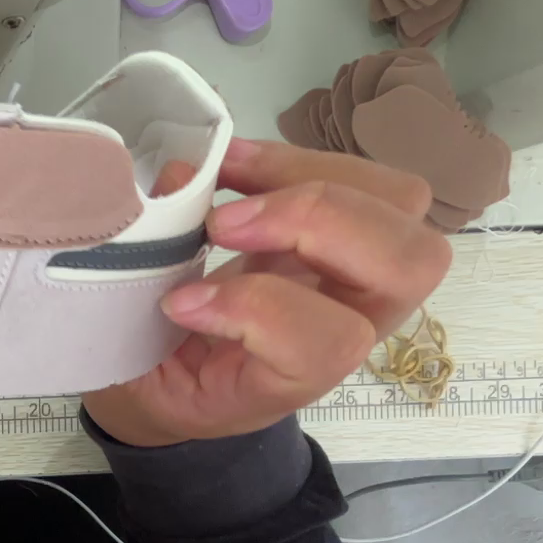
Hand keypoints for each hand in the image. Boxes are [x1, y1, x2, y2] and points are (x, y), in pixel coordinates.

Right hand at [83, 139, 452, 446]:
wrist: (193, 383)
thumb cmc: (163, 382)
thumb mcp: (137, 371)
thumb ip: (139, 308)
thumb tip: (166, 189)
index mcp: (293, 380)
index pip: (326, 344)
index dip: (255, 310)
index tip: (177, 302)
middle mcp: (350, 328)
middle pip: (405, 264)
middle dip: (314, 222)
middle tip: (220, 224)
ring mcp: (359, 275)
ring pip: (401, 205)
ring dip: (311, 174)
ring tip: (227, 172)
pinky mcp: (345, 235)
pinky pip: (363, 178)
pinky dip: (295, 159)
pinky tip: (235, 164)